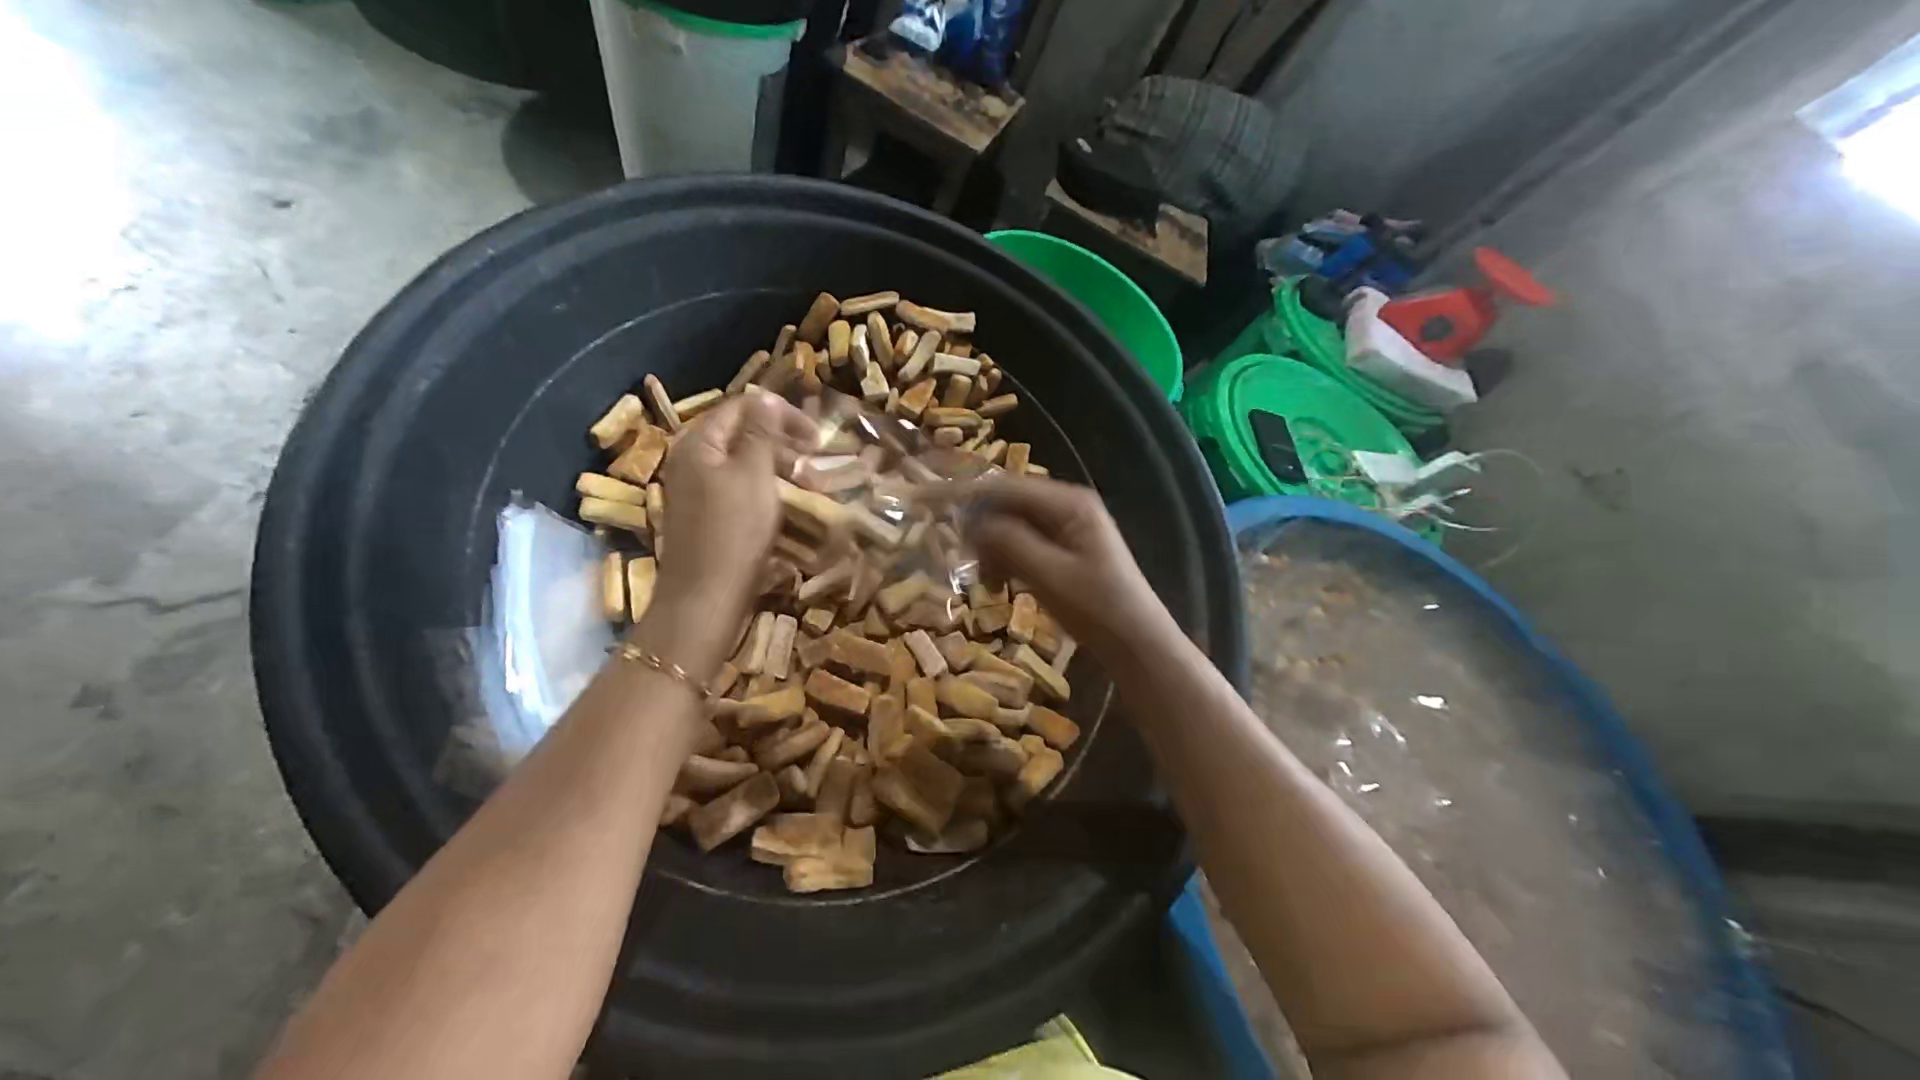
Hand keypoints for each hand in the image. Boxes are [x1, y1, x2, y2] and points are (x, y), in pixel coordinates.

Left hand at [653, 391, 813, 614]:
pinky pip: (737, 489)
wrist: (706, 596)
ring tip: (809, 483)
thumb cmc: (735, 530)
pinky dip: (764, 489)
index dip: (780, 413)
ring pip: (741, 464)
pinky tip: (786, 504)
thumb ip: (762, 432)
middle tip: (816, 458)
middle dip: (781, 440)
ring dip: (777, 466)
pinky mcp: (705, 516)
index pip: (741, 407)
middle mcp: (691, 460)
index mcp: (699, 442)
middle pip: (740, 434)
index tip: (816, 435)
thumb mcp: (754, 474)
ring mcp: (696, 490)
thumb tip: (766, 397)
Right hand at [947, 476, 1177, 656]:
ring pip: (1012, 525)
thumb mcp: (1049, 575)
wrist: (1136, 642)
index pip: (1004, 486)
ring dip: (992, 547)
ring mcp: (1066, 527)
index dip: (964, 494)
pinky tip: (998, 582)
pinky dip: (1006, 559)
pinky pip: (1023, 542)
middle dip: (980, 527)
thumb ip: (1009, 542)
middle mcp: (1066, 505)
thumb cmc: (1097, 607)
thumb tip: (971, 521)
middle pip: (1007, 503)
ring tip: (983, 579)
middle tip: (956, 553)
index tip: (928, 503)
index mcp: (1068, 503)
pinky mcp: (1064, 548)